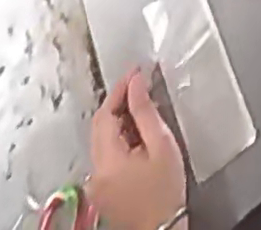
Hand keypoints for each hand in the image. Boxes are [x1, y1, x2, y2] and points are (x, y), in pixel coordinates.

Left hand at [88, 68, 186, 229]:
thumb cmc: (166, 189)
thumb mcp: (162, 145)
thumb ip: (145, 111)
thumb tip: (135, 82)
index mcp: (107, 160)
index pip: (104, 114)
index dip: (119, 89)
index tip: (136, 71)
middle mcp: (94, 170)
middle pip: (99, 125)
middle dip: (117, 101)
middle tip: (139, 82)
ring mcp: (96, 181)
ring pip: (101, 137)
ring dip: (118, 117)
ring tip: (141, 102)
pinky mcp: (102, 187)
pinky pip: (106, 151)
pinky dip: (118, 135)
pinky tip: (136, 129)